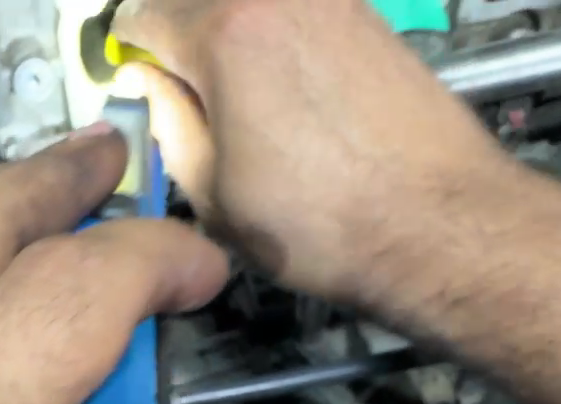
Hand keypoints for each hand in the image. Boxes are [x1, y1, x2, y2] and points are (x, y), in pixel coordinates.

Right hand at [113, 0, 508, 305]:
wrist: (433, 222)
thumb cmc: (316, 225)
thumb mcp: (213, 195)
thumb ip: (169, 125)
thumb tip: (155, 83)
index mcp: (224, 31)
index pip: (143, 14)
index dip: (127, 52)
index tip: (130, 79)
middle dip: (176, 34)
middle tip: (176, 87)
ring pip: (247, 4)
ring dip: (224, 35)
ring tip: (229, 96)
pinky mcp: (365, 12)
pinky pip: (292, 9)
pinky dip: (268, 33)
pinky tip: (278, 89)